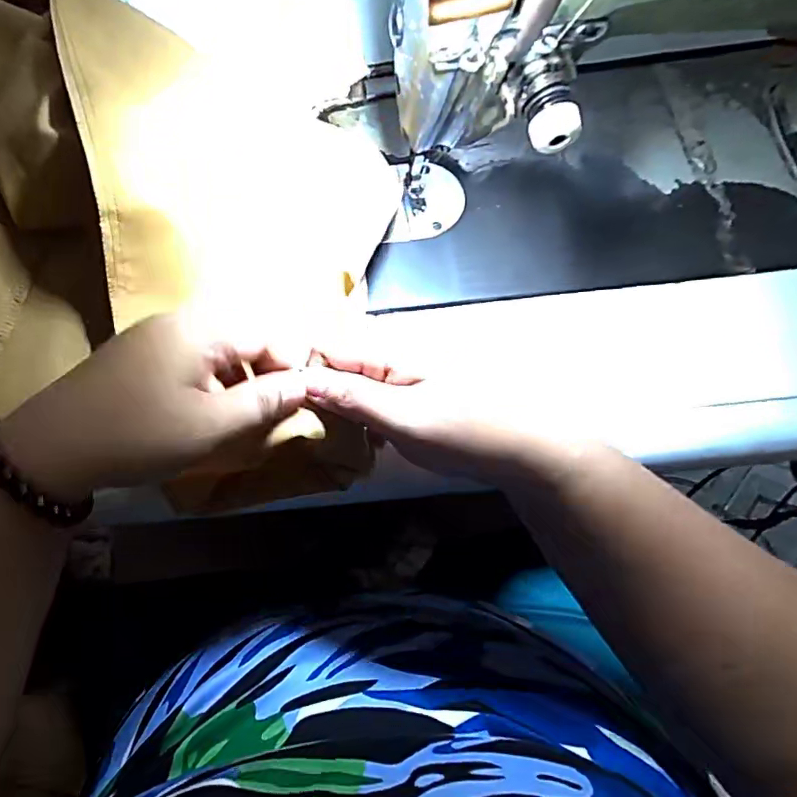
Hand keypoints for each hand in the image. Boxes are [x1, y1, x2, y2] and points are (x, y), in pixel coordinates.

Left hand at [0, 313, 309, 497]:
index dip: (290, 370)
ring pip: (219, 348)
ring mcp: (156, 332)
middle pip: (244, 337)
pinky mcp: (139, 350)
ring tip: (232, 420)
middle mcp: (181, 318)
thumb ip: (265, 401)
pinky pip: (192, 356)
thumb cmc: (142, 435)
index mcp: (203, 328)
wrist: (54, 445)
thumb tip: (304, 383)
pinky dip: (208, 380)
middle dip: (263, 375)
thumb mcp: (212, 426)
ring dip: (236, 380)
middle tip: (263, 418)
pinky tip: (198, 411)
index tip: (293, 407)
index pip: (270, 334)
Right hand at [302, 343, 595, 491]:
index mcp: (390, 353)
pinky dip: (354, 416)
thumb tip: (304, 379)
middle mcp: (393, 358)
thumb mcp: (405, 419)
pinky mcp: (410, 399)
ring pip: (350, 383)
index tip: (269, 394)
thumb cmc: (470, 432)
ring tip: (311, 432)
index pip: (326, 346)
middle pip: (335, 363)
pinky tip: (349, 438)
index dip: (295, 365)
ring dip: (330, 405)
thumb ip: (355, 398)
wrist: (527, 449)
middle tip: (287, 419)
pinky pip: (369, 400)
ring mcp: (403, 379)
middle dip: (309, 387)